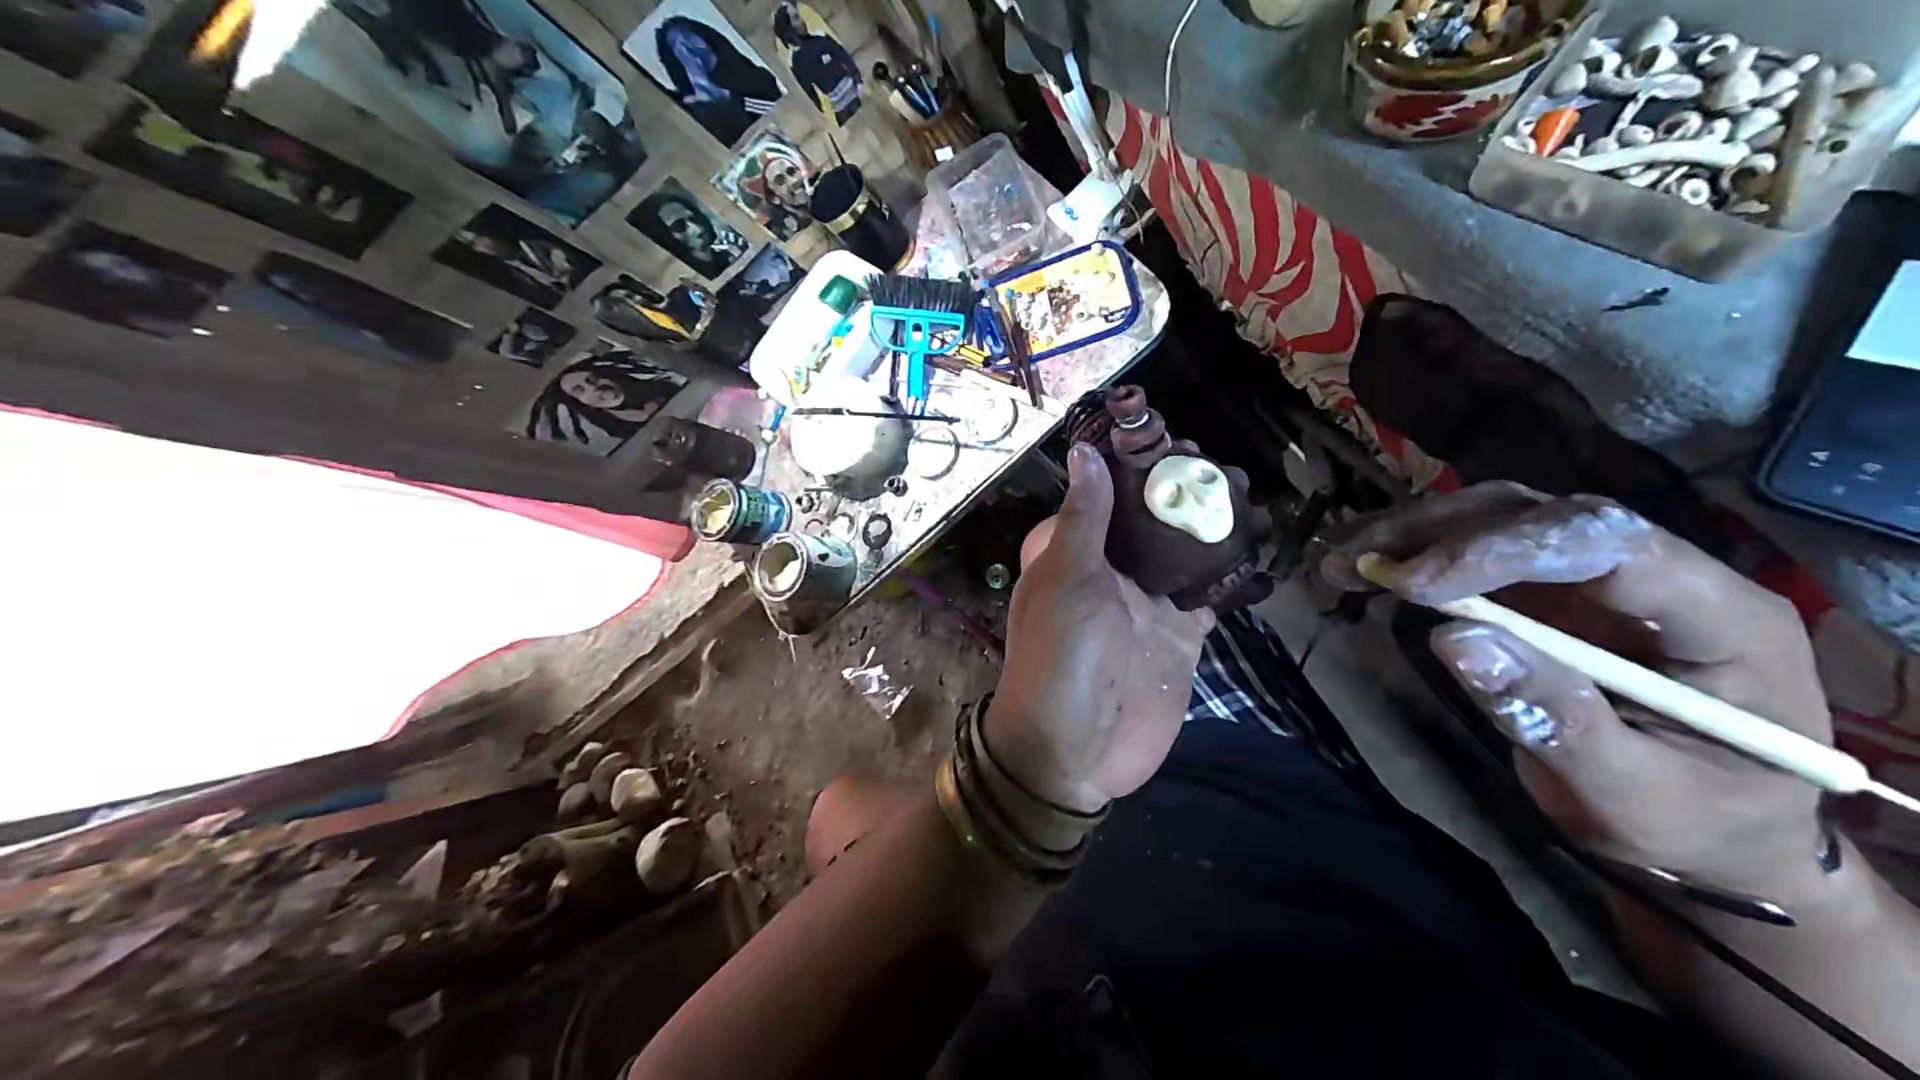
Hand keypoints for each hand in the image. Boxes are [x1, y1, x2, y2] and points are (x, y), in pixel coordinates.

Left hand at [986, 443, 1214, 812]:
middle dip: (1184, 491)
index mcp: (1072, 550)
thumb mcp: (1067, 580)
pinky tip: (1260, 546)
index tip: (1173, 438)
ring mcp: (1148, 601)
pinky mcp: (1180, 632)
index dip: (1135, 465)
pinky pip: (1210, 591)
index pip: (1106, 493)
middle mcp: (1110, 568)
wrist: (1075, 752)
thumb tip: (1084, 452)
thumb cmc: (1060, 658)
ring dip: (1213, 525)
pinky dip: (1232, 571)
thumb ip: (1084, 519)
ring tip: (1249, 496)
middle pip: (1151, 517)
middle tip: (1224, 470)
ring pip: (1185, 549)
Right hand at [1324, 481, 1832, 898]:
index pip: (1609, 544)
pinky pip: (1476, 549)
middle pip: (1542, 515)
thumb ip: (1554, 718)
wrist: (1705, 838)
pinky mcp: (1550, 591)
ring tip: (1344, 563)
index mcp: (1718, 617)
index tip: (1413, 585)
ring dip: (1416, 534)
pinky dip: (1415, 554)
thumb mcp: (1630, 794)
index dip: (1504, 551)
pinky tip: (1365, 569)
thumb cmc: (1689, 825)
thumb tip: (1453, 638)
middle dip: (1442, 534)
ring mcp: (1599, 578)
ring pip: (1500, 518)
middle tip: (1358, 563)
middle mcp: (1658, 574)